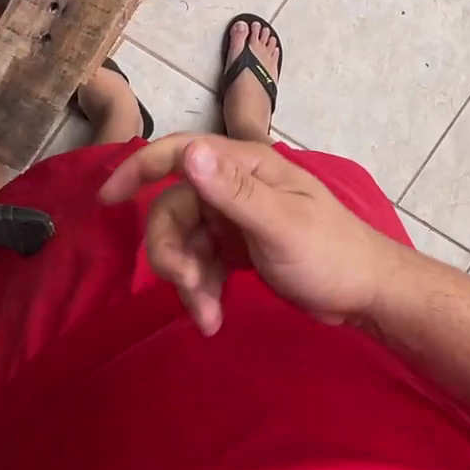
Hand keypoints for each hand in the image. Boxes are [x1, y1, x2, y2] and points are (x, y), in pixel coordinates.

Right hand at [100, 134, 406, 333]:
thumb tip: (189, 152)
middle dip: (173, 253)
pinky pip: (201, 262)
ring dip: (188, 279)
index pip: (181, 153)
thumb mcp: (280, 225)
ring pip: (185, 240)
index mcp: (246, 165)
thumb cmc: (329, 253)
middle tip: (189, 289)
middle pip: (175, 208)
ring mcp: (236, 217)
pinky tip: (212, 317)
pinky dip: (200, 288)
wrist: (364, 294)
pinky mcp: (237, 247)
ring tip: (208, 316)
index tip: (106, 200)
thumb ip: (233, 191)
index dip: (139, 169)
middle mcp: (236, 185)